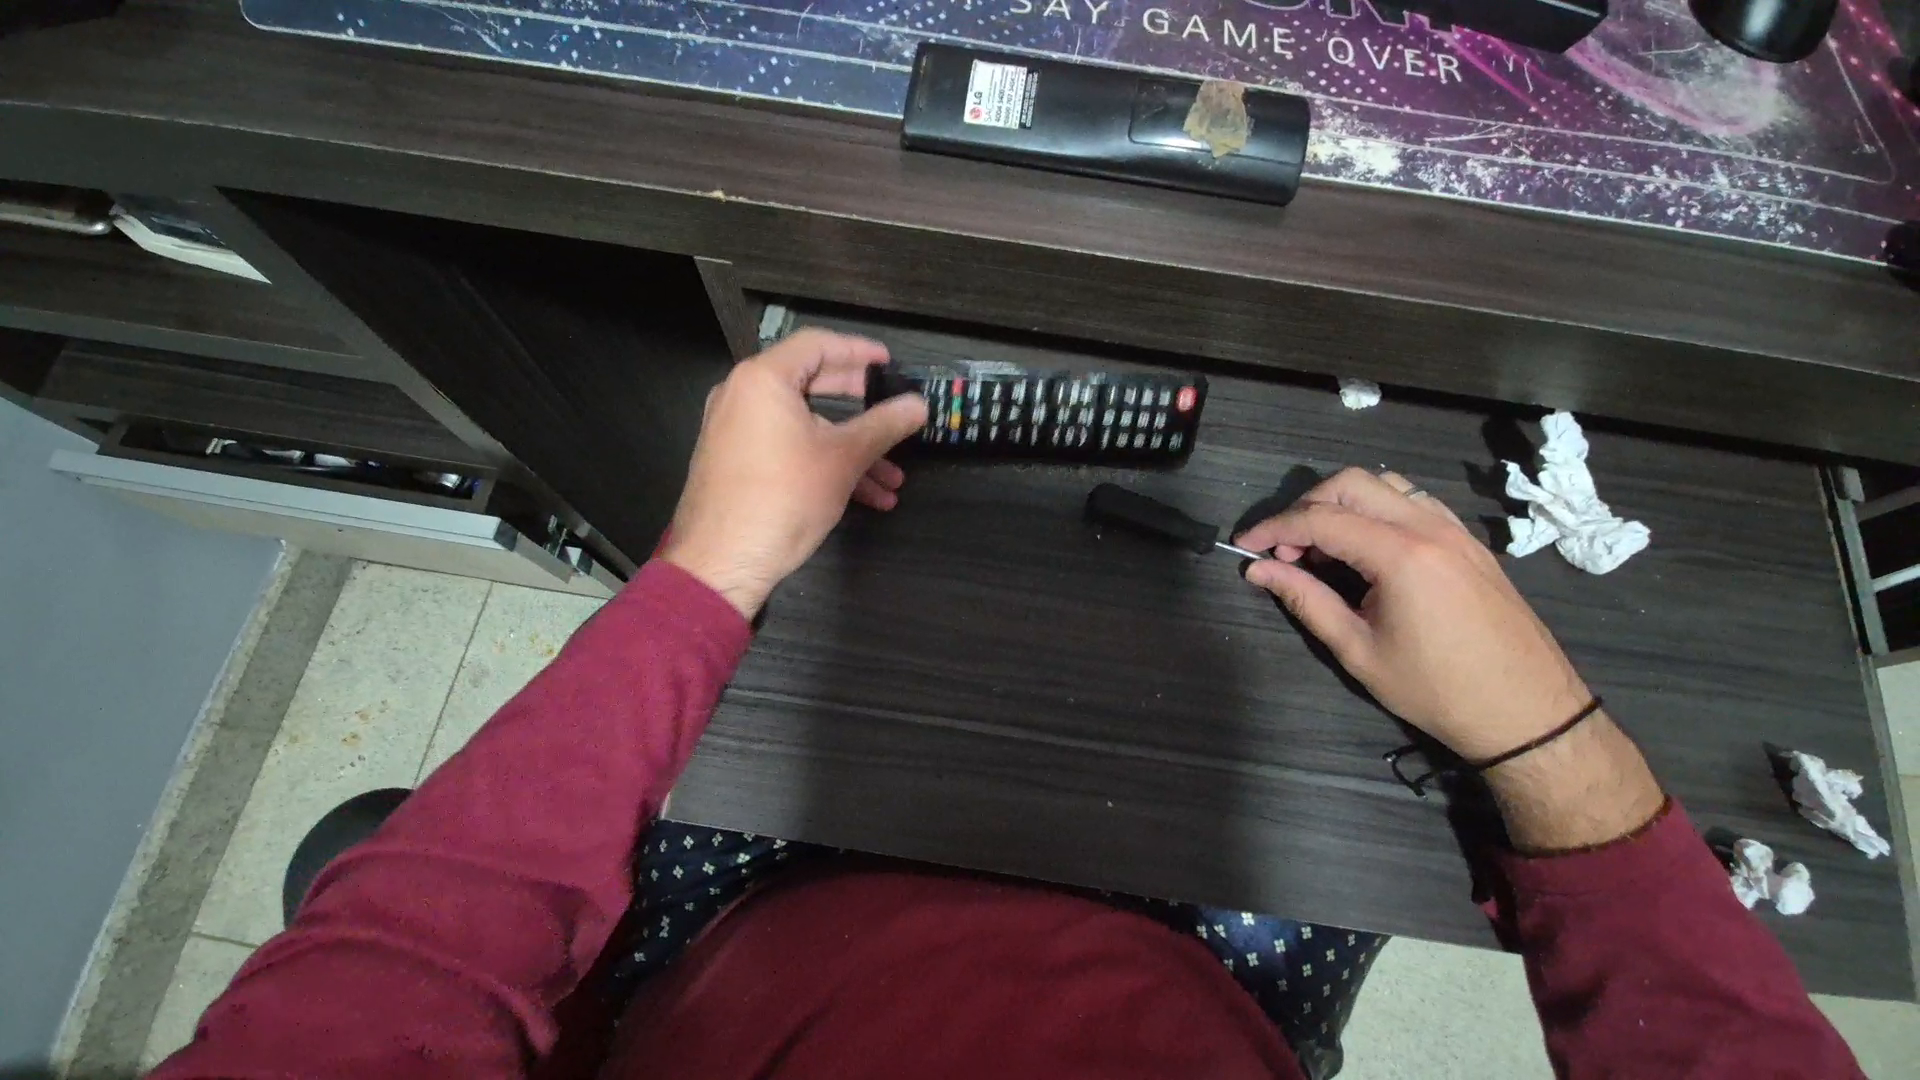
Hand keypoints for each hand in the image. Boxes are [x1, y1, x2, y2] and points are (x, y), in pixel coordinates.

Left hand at [660, 329, 927, 618]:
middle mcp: (742, 396)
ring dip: (850, 450)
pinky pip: (786, 449)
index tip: (889, 363)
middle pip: (811, 385)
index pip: (817, 345)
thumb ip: (884, 426)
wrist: (721, 562)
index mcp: (763, 380)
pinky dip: (822, 464)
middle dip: (861, 406)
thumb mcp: (844, 459)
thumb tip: (918, 405)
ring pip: (804, 428)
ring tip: (892, 480)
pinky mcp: (736, 462)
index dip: (859, 351)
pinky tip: (865, 497)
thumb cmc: (784, 498)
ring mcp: (735, 431)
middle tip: (894, 409)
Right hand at [1234, 467, 1592, 762]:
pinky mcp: (1469, 542)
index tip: (1244, 547)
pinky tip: (1364, 549)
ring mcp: (1455, 530)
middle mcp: (1430, 528)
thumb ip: (1305, 600)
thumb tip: (1258, 571)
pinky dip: (1376, 511)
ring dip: (1342, 504)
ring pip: (1385, 485)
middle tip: (1284, 550)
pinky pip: (1413, 503)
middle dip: (1306, 507)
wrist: (1527, 711)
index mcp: (1401, 555)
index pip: (1321, 519)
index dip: (1274, 528)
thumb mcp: (1358, 649)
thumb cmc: (1435, 689)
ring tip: (1321, 550)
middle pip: (1351, 484)